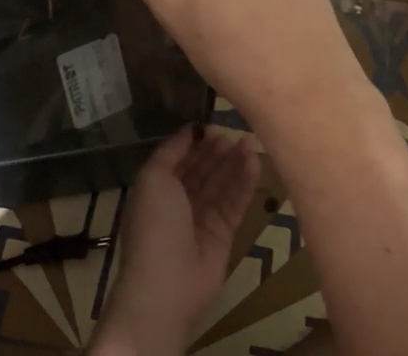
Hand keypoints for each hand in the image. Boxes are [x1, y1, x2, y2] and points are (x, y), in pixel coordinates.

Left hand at [90, 127, 259, 355]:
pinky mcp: (223, 234)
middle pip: (202, 170)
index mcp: (156, 189)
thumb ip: (171, 152)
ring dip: (234, 163)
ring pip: (221, 184)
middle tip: (234, 133)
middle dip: (216, 151)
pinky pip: (235, 203)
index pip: (178, 160)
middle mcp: (178, 203)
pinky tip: (254, 163)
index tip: (211, 125)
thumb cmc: (154, 224)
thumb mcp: (153, 178)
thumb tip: (189, 132)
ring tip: (250, 143)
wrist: (167, 283)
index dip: (194, 143)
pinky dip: (244, 183)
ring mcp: (201, 219)